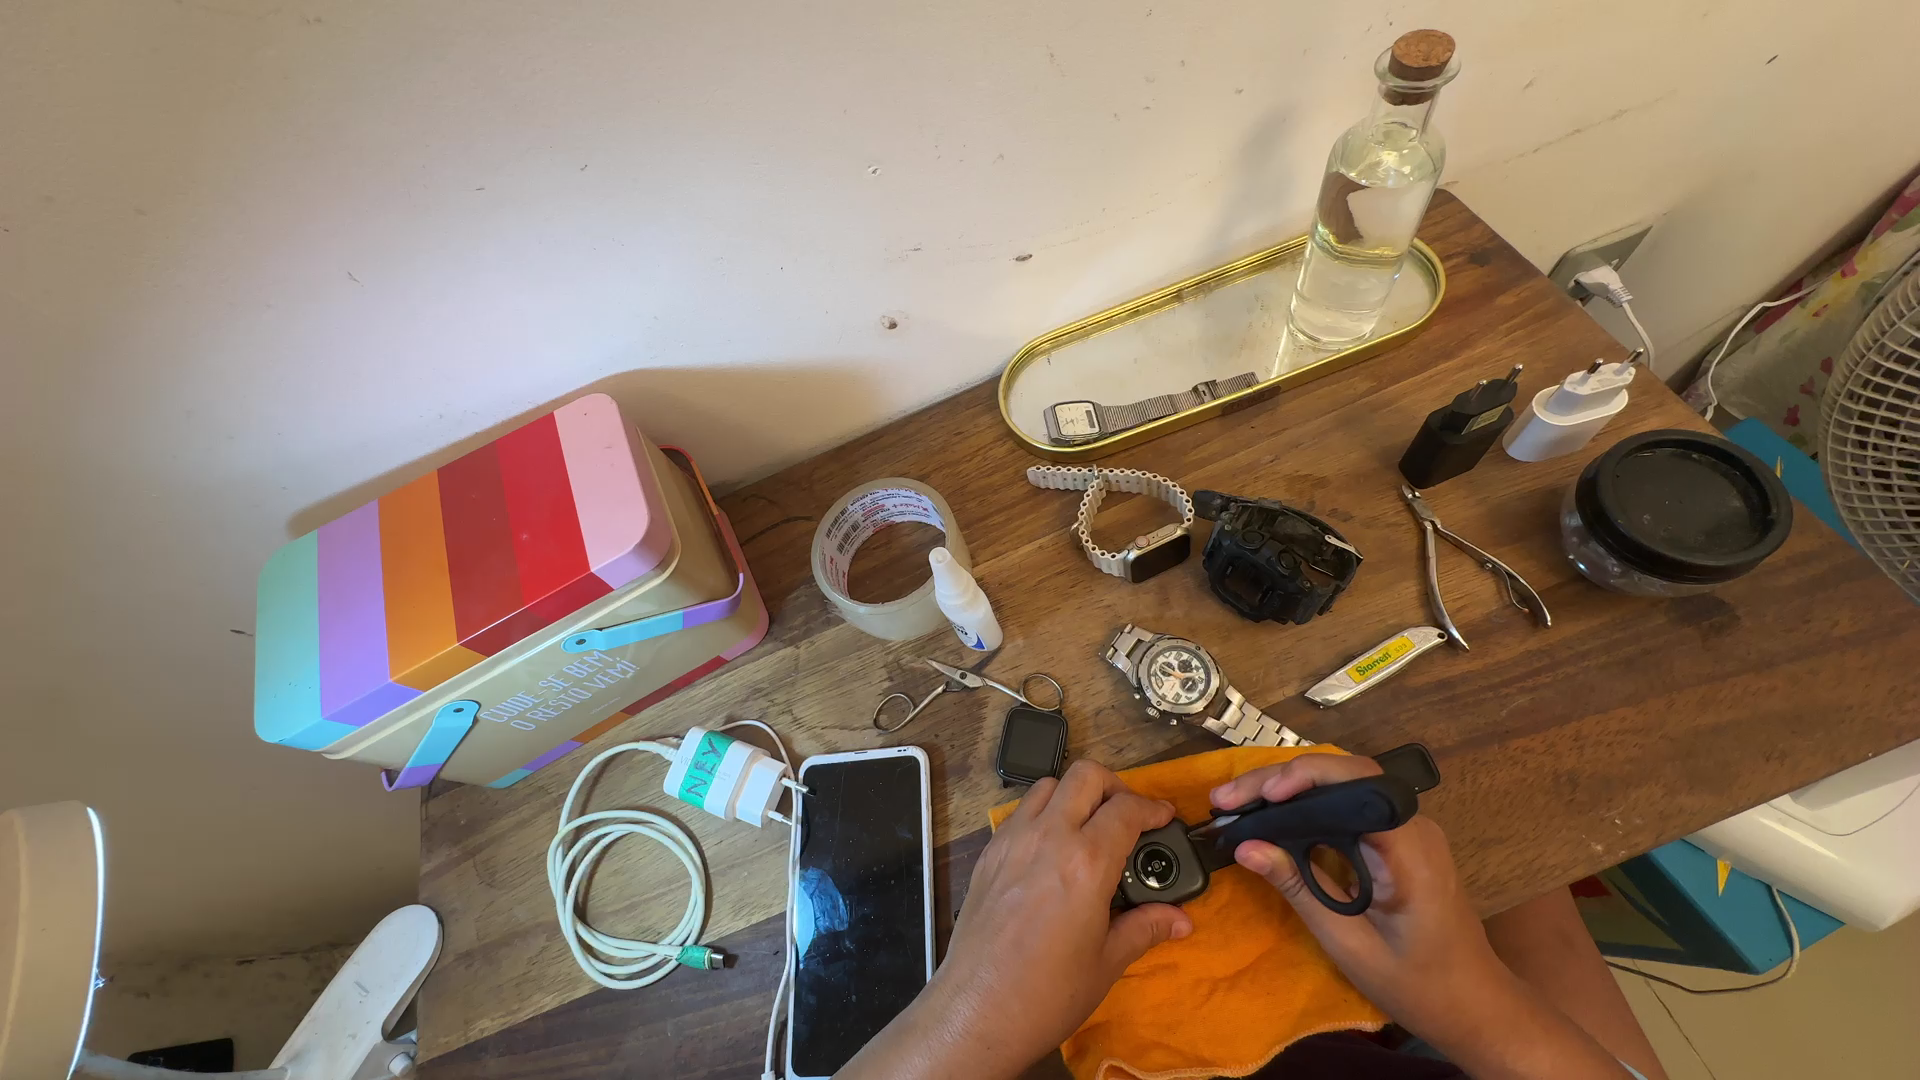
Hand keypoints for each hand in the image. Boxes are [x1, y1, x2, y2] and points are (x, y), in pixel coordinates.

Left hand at [839, 761, 1191, 1079]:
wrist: (978, 1009)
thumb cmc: (1047, 993)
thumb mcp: (1107, 962)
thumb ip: (1145, 927)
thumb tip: (1180, 919)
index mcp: (1085, 862)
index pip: (1126, 809)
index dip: (1152, 807)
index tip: (1163, 816)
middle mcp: (1047, 836)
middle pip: (1085, 775)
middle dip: (1114, 786)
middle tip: (1128, 814)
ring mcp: (1013, 839)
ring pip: (1048, 785)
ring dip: (1074, 794)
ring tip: (1090, 826)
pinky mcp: (990, 851)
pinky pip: (1021, 811)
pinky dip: (1043, 813)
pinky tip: (1052, 847)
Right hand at [1209, 753, 1504, 1037]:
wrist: (1478, 1010)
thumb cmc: (1419, 986)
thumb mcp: (1351, 945)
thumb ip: (1298, 888)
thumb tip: (1244, 846)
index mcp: (1409, 848)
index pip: (1354, 783)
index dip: (1303, 777)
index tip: (1260, 796)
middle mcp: (1412, 825)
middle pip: (1339, 775)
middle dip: (1279, 779)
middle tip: (1226, 798)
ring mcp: (1406, 827)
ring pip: (1338, 784)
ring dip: (1286, 787)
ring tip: (1237, 801)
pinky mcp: (1395, 837)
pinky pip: (1344, 804)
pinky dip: (1303, 803)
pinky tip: (1270, 813)